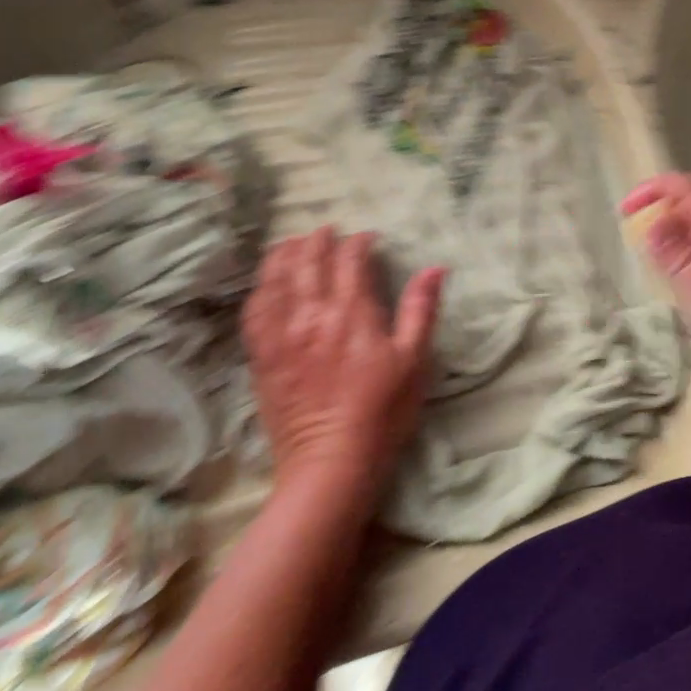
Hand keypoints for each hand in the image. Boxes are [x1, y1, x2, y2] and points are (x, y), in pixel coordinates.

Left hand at [242, 227, 444, 503]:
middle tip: (327, 230)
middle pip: (307, 261)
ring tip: (293, 244)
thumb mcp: (414, 360)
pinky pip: (254, 310)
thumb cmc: (383, 411)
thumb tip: (435, 268)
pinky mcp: (262, 357)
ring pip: (275, 280)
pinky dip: (261, 288)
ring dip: (284, 255)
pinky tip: (268, 285)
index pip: (350, 261)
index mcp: (352, 313)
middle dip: (318, 240)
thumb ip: (420, 309)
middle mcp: (311, 315)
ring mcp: (280, 335)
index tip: (368, 238)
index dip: (358, 243)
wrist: (331, 460)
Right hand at [621, 173, 690, 371]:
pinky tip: (678, 277)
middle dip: (656, 208)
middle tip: (629, 235)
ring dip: (667, 230)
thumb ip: (683, 259)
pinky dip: (682, 249)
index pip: (686, 189)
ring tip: (645, 256)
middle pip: (689, 203)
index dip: (653, 189)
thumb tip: (653, 220)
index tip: (626, 211)